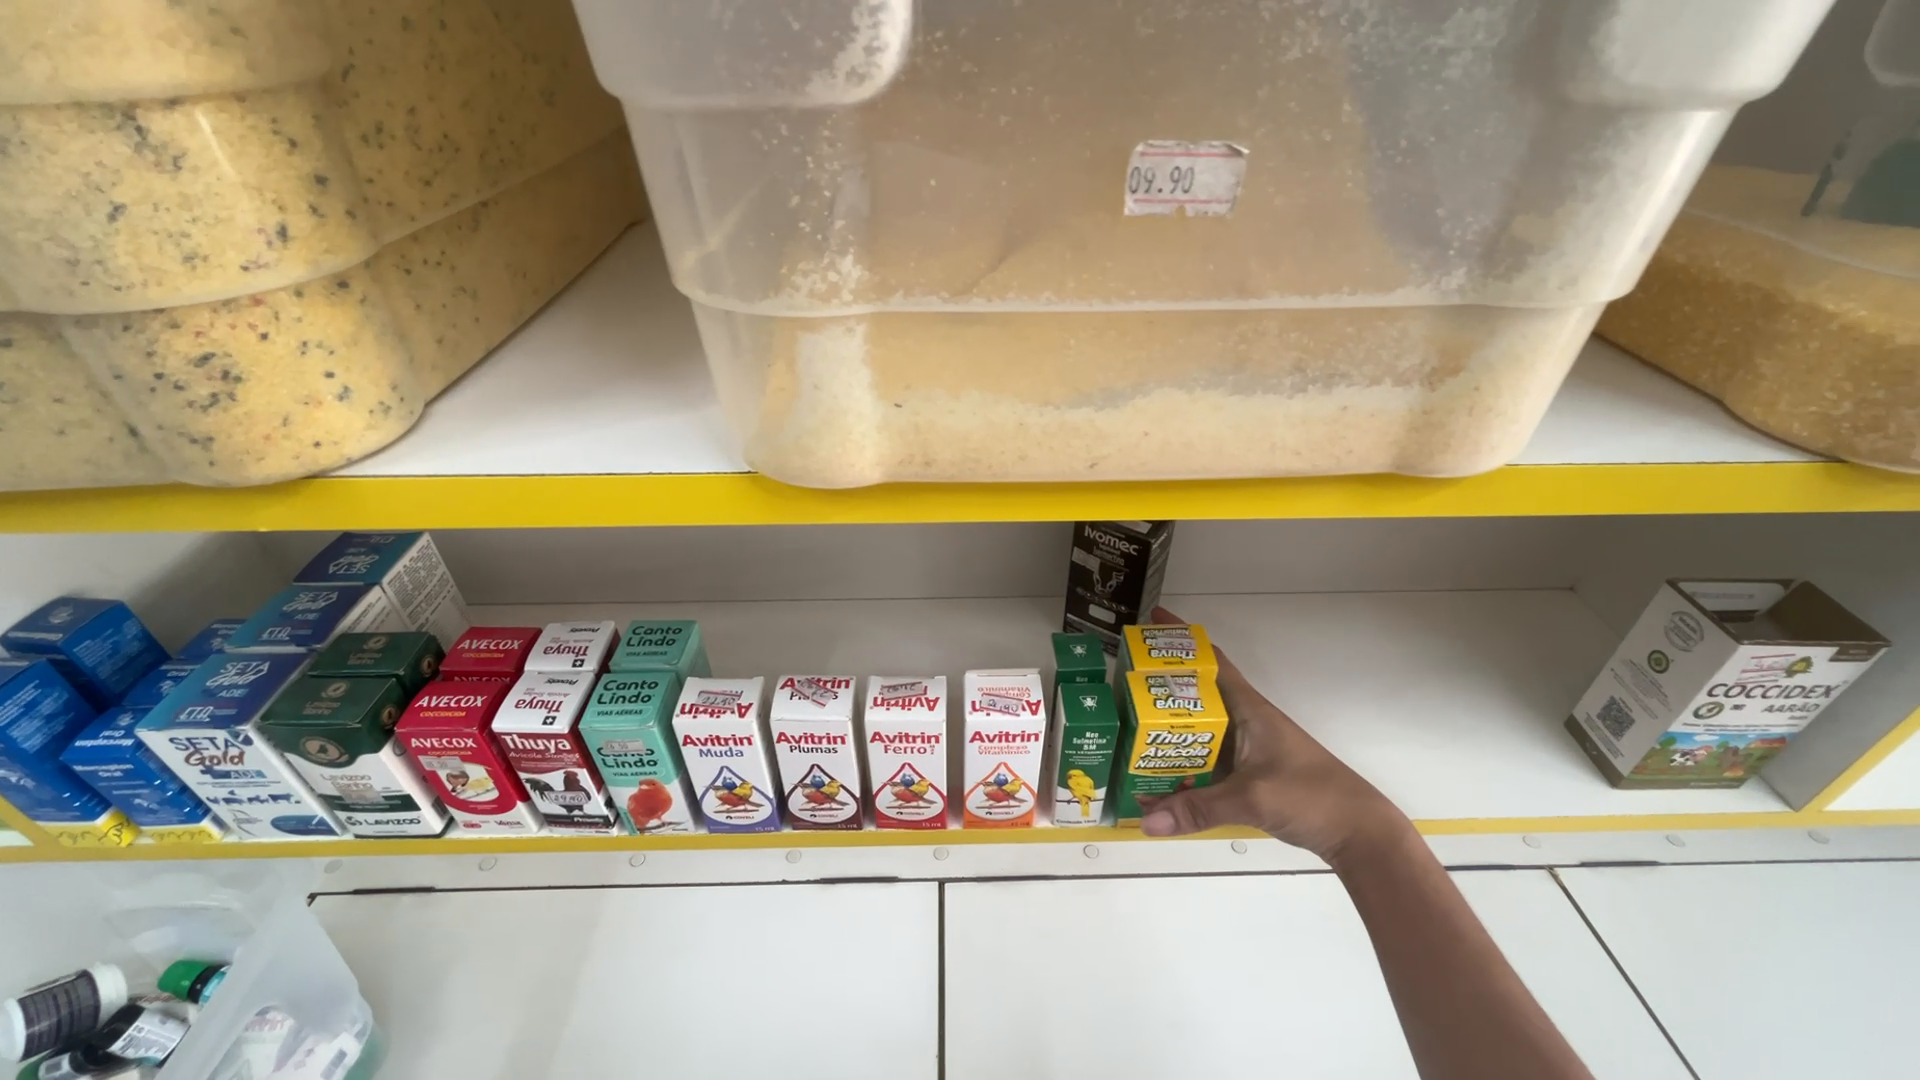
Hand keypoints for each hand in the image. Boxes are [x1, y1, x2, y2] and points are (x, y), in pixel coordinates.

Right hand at [1137, 608, 1411, 863]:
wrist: (1358, 832)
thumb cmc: (1311, 796)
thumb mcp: (1251, 799)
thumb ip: (1198, 809)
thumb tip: (1146, 822)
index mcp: (1249, 709)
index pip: (1211, 661)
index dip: (1181, 639)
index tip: (1151, 619)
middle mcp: (1244, 723)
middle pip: (1195, 696)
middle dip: (1159, 690)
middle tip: (1121, 689)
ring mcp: (1247, 750)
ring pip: (1198, 733)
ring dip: (1167, 734)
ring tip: (1128, 736)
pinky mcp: (1249, 776)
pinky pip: (1205, 764)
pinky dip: (1181, 768)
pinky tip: (1158, 782)